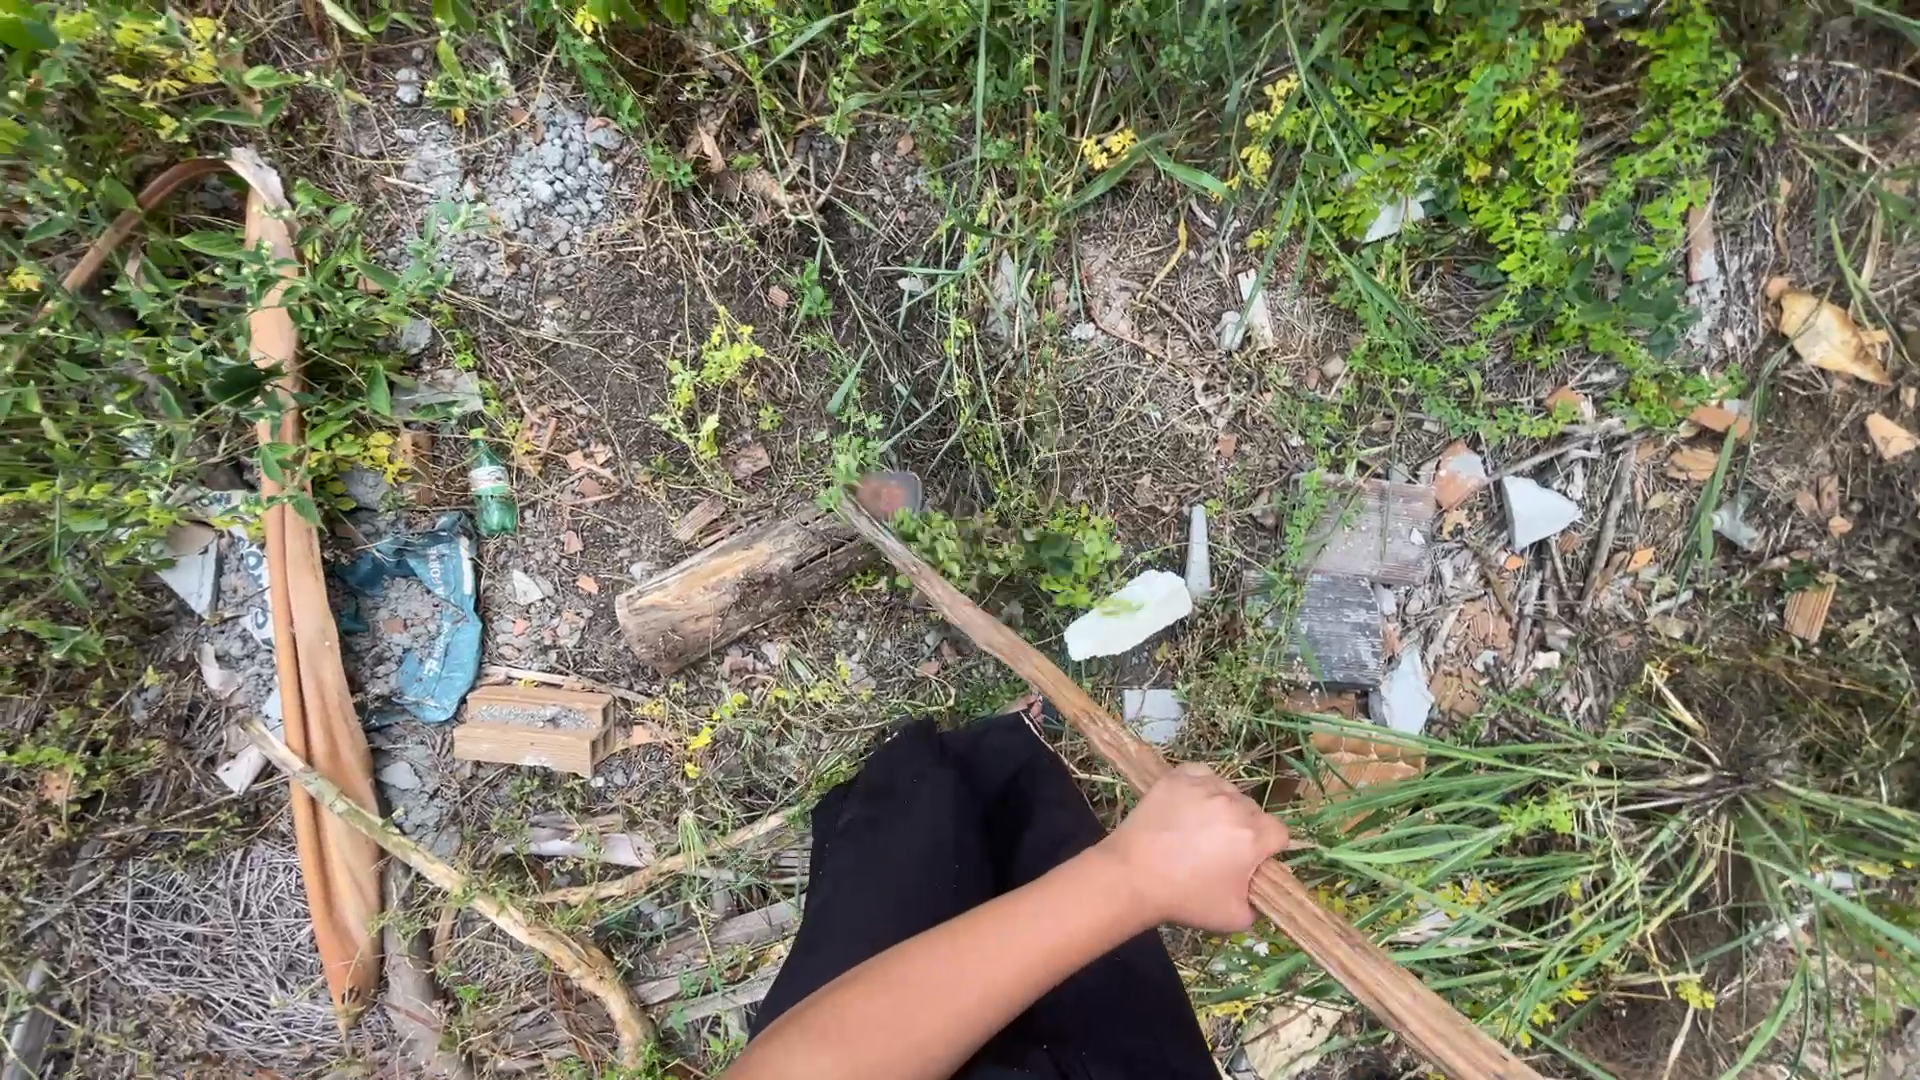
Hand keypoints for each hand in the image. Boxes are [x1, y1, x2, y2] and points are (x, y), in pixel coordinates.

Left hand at [1098, 763, 1288, 932]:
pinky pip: (1202, 773)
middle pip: (1253, 811)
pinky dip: (1201, 785)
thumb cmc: (1186, 898)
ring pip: (1228, 790)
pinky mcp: (1177, 777)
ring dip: (1223, 805)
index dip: (1268, 848)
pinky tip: (1191, 802)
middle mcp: (1233, 804)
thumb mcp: (1236, 918)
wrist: (1134, 874)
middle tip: (1220, 848)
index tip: (1251, 859)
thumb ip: (1259, 902)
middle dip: (1245, 827)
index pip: (1279, 832)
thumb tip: (1258, 887)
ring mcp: (1204, 786)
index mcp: (1254, 836)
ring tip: (1200, 826)